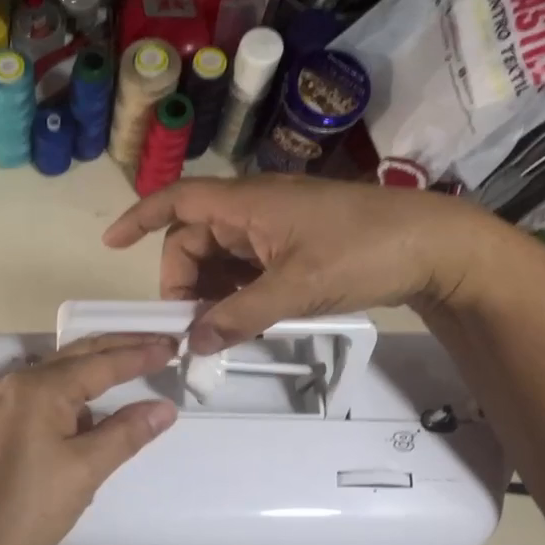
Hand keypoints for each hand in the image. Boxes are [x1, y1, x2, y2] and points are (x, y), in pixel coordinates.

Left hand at [0, 335, 178, 544]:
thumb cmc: (28, 509)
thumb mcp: (85, 470)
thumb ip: (126, 433)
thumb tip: (163, 408)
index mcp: (38, 389)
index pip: (100, 362)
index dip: (139, 355)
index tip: (172, 346)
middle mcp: (15, 386)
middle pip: (75, 358)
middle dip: (118, 351)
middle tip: (159, 346)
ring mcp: (0, 407)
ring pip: (56, 378)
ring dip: (93, 375)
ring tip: (131, 375)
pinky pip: (40, 400)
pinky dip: (71, 400)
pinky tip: (89, 417)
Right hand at [102, 175, 510, 353]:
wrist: (435, 246)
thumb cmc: (363, 251)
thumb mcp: (295, 289)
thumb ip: (238, 316)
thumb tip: (192, 343)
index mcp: (247, 203)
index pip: (177, 201)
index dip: (139, 218)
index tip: (110, 245)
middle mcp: (253, 210)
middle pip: (193, 240)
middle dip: (181, 282)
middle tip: (189, 327)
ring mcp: (274, 228)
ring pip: (219, 259)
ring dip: (209, 294)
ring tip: (216, 332)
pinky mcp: (292, 246)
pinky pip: (245, 268)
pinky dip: (234, 294)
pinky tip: (241, 321)